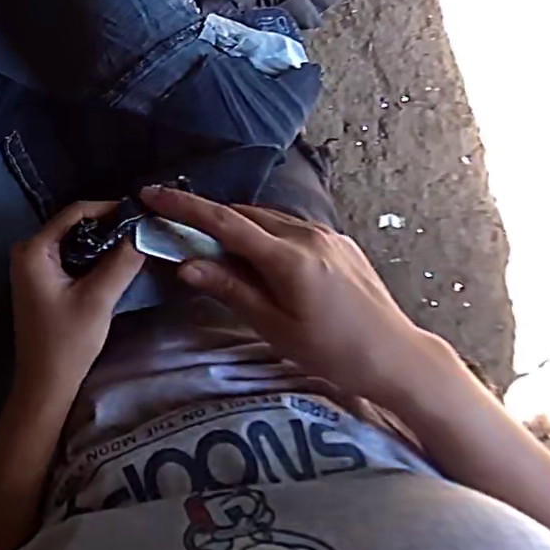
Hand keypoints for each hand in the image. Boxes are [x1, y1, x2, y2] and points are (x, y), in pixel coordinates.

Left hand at [9, 201, 147, 402]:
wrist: (46, 384)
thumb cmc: (67, 342)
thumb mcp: (98, 299)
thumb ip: (121, 262)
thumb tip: (143, 231)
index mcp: (33, 249)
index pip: (75, 212)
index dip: (109, 208)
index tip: (140, 212)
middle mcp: (27, 250)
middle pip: (73, 223)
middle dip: (108, 224)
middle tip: (141, 228)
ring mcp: (32, 265)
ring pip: (74, 239)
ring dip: (103, 240)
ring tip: (135, 241)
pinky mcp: (41, 279)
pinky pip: (70, 254)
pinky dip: (93, 255)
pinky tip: (116, 260)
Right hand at [141, 187, 472, 401]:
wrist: (397, 356)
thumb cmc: (333, 351)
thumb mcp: (274, 326)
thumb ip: (230, 288)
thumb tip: (186, 264)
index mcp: (288, 257)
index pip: (224, 222)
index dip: (183, 206)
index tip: (152, 193)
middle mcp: (307, 234)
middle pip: (243, 214)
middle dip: (206, 217)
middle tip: (176, 229)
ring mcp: (326, 234)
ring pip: (266, 218)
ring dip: (235, 226)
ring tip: (215, 249)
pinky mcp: (338, 241)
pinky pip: (288, 227)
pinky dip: (262, 234)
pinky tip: (258, 258)